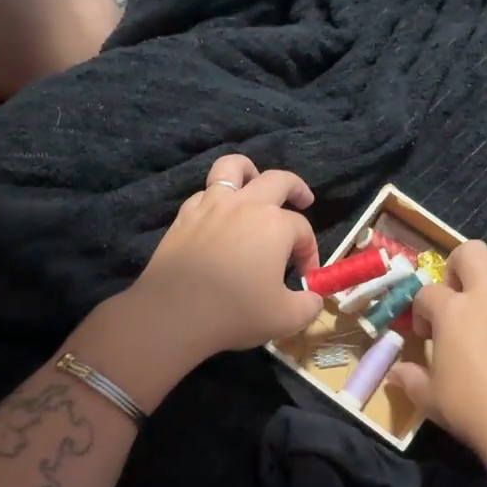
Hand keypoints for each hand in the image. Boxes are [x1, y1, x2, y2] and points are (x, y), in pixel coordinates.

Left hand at [126, 155, 323, 361]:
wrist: (173, 315)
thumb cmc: (235, 313)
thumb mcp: (286, 319)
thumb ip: (308, 305)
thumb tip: (313, 298)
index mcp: (275, 225)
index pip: (303, 230)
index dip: (310, 252)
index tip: (305, 277)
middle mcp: (246, 205)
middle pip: (278, 180)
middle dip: (297, 188)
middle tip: (304, 200)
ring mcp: (212, 206)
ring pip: (232, 168)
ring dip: (250, 171)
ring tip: (255, 182)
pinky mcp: (184, 216)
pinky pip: (204, 193)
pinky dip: (216, 197)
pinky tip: (219, 215)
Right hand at [387, 241, 486, 463]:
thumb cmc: (471, 410)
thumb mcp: (428, 398)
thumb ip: (410, 378)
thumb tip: (394, 373)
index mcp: (452, 311)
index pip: (427, 293)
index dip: (421, 310)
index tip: (427, 335)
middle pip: (471, 251)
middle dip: (458, 265)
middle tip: (458, 295)